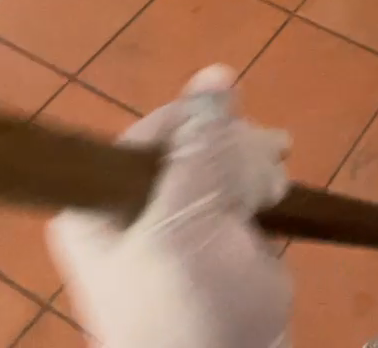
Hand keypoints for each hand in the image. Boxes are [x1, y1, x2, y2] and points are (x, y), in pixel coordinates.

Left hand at [47, 66, 291, 347]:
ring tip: (265, 199)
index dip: (205, 130)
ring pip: (231, 148)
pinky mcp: (221, 218)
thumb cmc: (181, 305)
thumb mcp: (181, 224)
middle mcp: (140, 195)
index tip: (233, 149)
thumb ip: (200, 148)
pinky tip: (273, 196)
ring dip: (256, 167)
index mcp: (104, 197)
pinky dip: (266, 178)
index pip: (162, 127)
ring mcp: (183, 206)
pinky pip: (247, 171)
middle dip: (237, 154)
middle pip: (204, 135)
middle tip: (254, 190)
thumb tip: (217, 72)